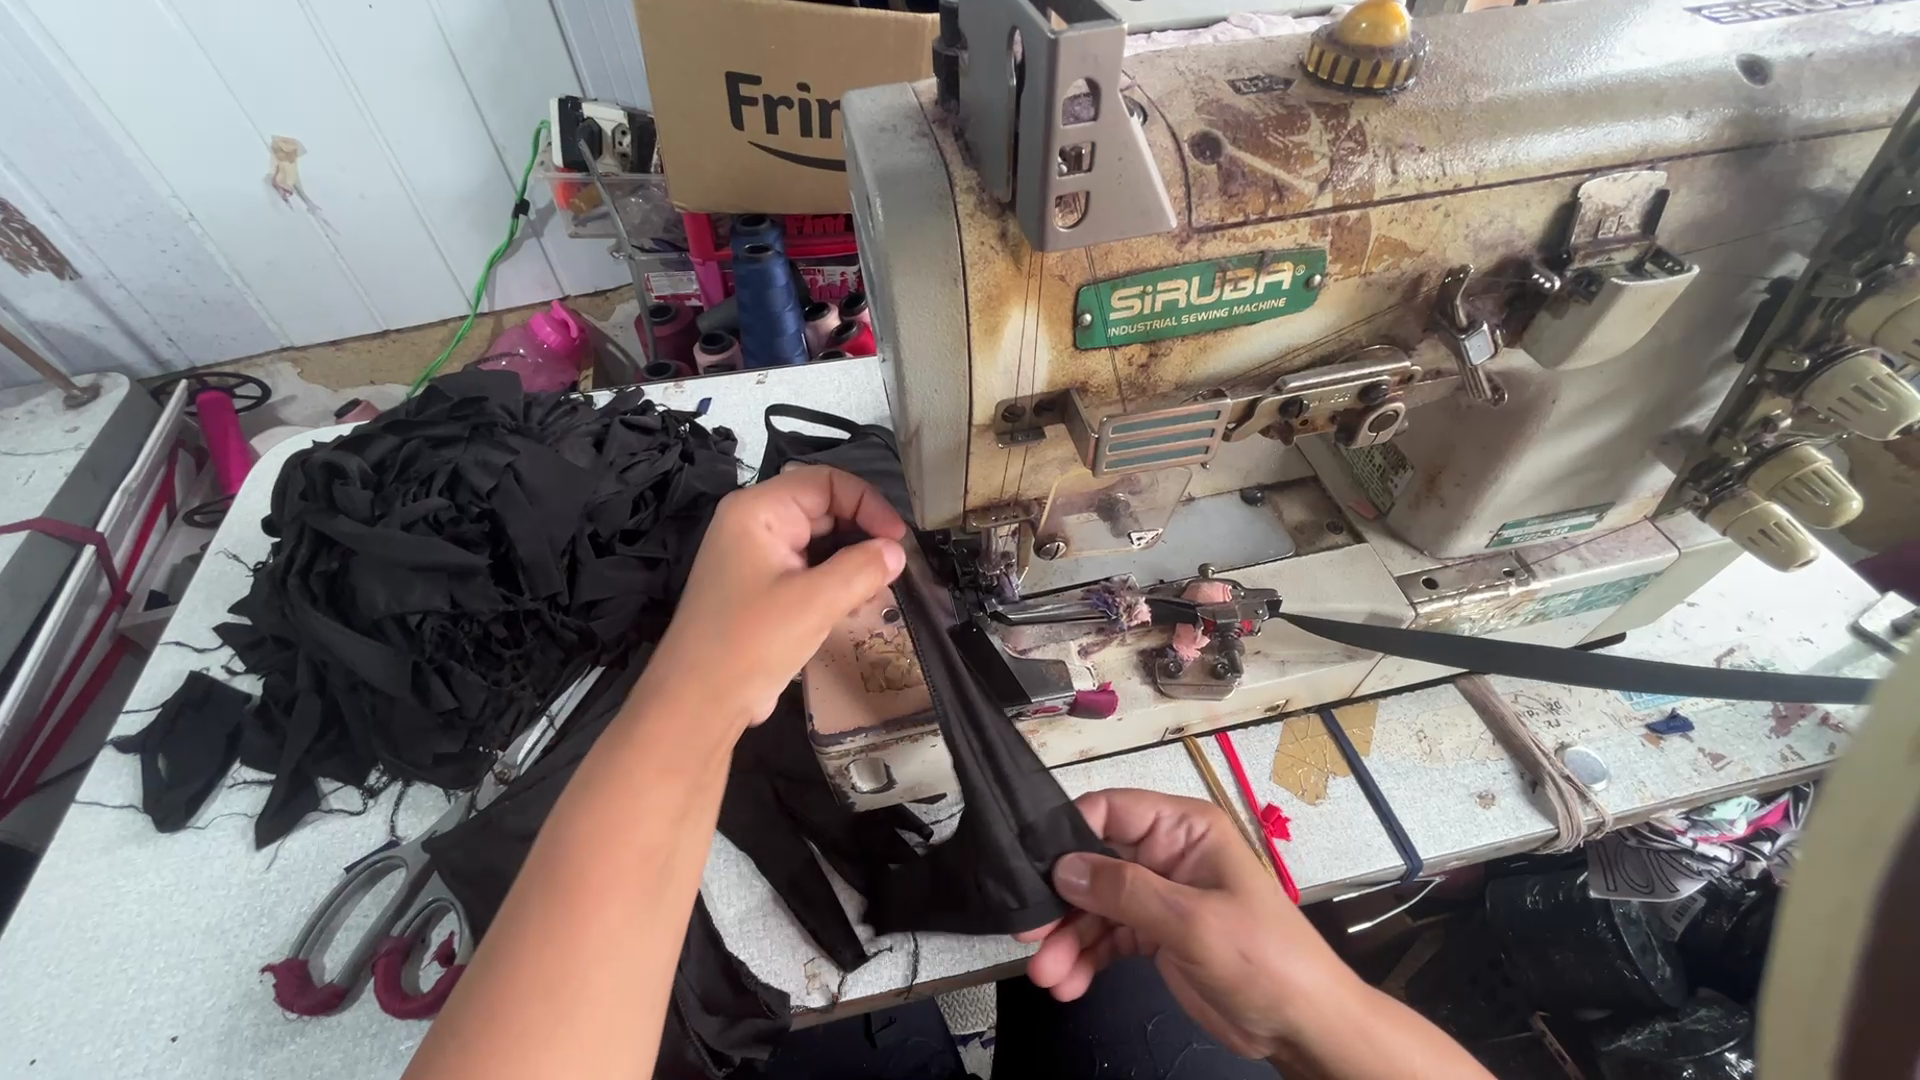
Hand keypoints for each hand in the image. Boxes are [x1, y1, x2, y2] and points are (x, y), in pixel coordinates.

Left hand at [639, 465, 906, 729]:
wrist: (698, 702)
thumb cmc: (751, 642)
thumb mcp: (815, 602)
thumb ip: (862, 569)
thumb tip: (897, 552)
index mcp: (758, 511)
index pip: (826, 482)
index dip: (868, 503)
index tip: (897, 538)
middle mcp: (755, 524)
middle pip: (823, 508)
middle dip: (862, 533)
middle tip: (892, 568)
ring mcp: (757, 556)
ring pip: (820, 540)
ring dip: (852, 560)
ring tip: (875, 589)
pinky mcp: (763, 586)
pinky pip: (809, 567)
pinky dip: (836, 580)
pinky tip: (854, 604)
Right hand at [1017, 789, 1353, 1059]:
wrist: (1304, 1028)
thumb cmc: (1262, 958)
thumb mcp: (1193, 921)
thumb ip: (1125, 891)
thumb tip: (1063, 868)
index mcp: (1182, 828)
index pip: (1112, 811)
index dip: (1070, 835)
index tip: (1036, 870)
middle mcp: (1165, 854)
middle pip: (1095, 863)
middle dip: (1063, 902)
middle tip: (1031, 935)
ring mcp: (1158, 895)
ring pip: (1096, 906)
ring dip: (1069, 939)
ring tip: (1048, 975)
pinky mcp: (1155, 934)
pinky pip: (1108, 936)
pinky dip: (1086, 958)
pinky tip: (1069, 982)